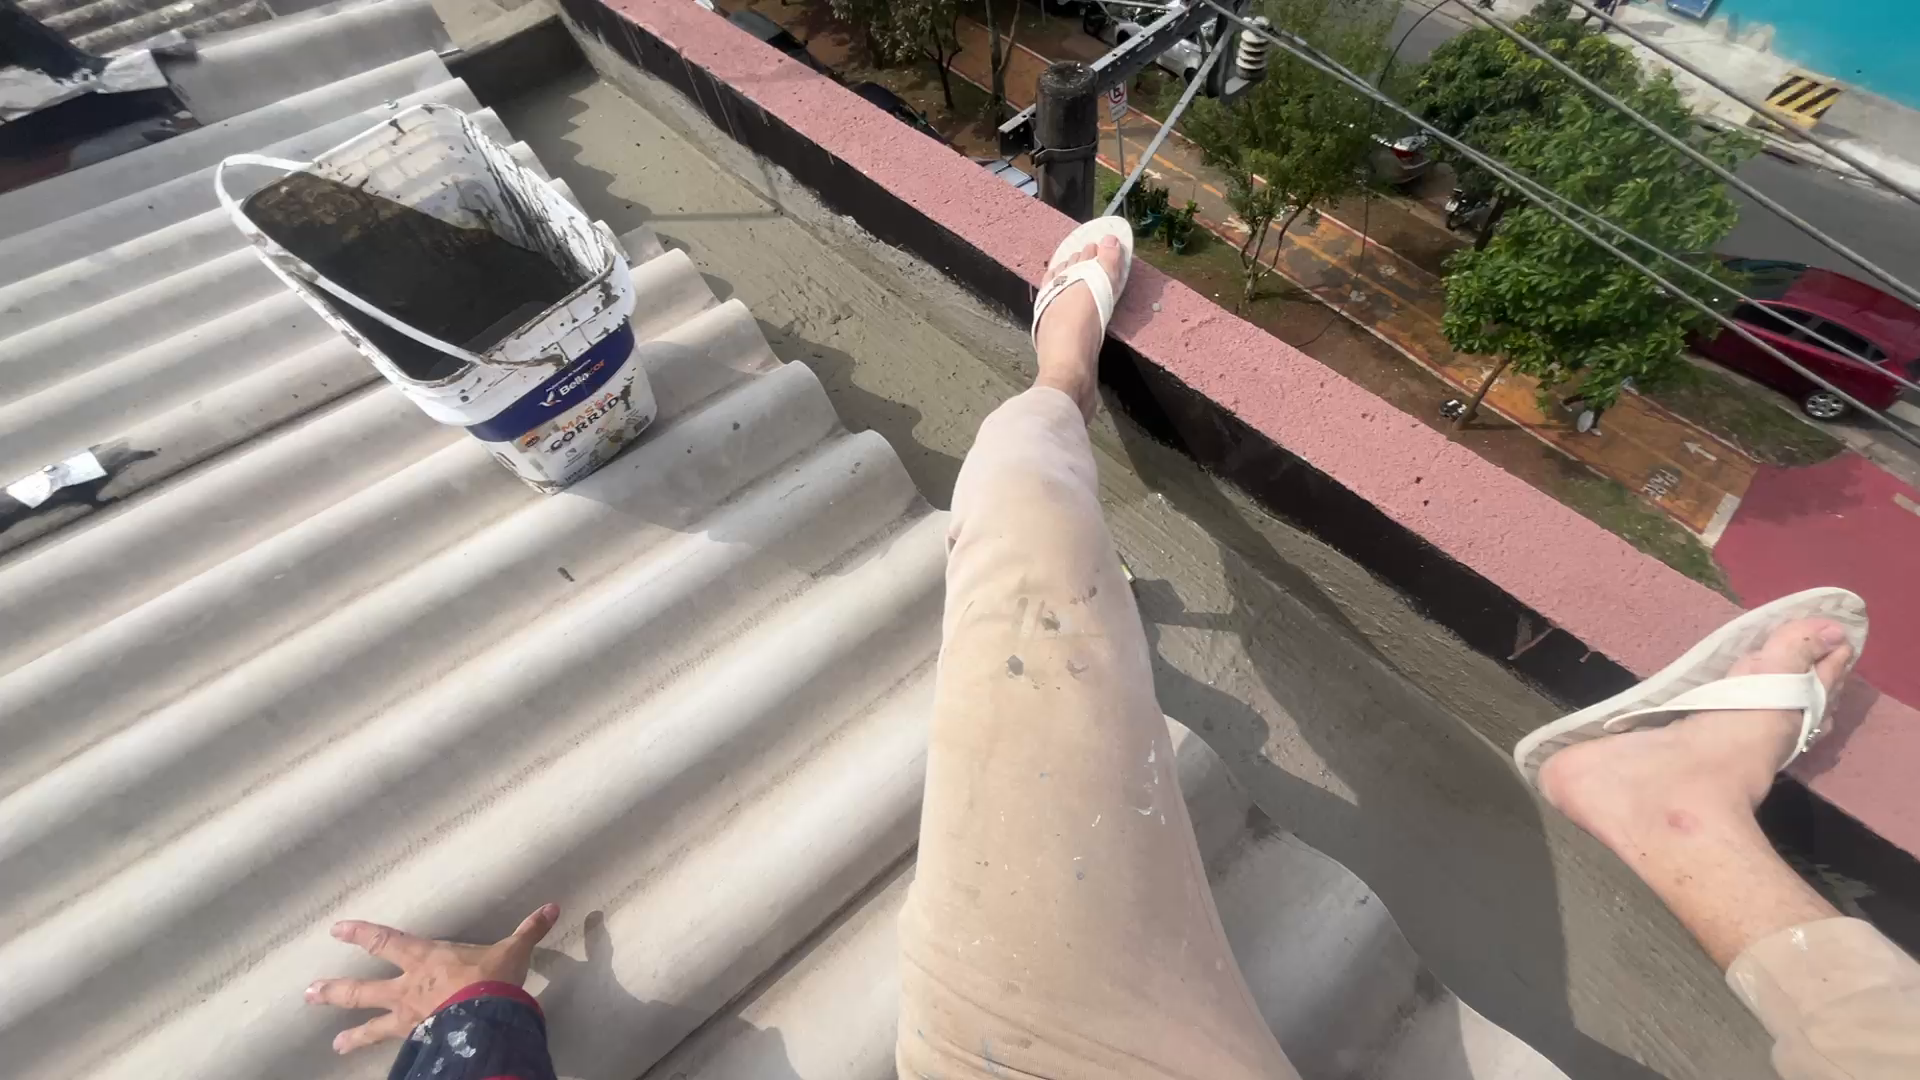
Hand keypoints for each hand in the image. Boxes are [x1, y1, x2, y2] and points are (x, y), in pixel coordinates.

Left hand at [306, 903, 559, 1053]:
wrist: (483, 1019)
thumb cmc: (492, 978)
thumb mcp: (514, 950)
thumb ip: (530, 930)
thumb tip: (554, 907)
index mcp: (427, 958)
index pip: (386, 942)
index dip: (361, 935)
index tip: (336, 929)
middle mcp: (408, 987)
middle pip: (362, 989)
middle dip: (335, 990)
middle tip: (308, 992)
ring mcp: (407, 1019)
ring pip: (369, 1025)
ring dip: (352, 1034)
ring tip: (335, 1044)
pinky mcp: (415, 1042)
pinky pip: (396, 1048)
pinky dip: (387, 1053)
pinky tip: (383, 1062)